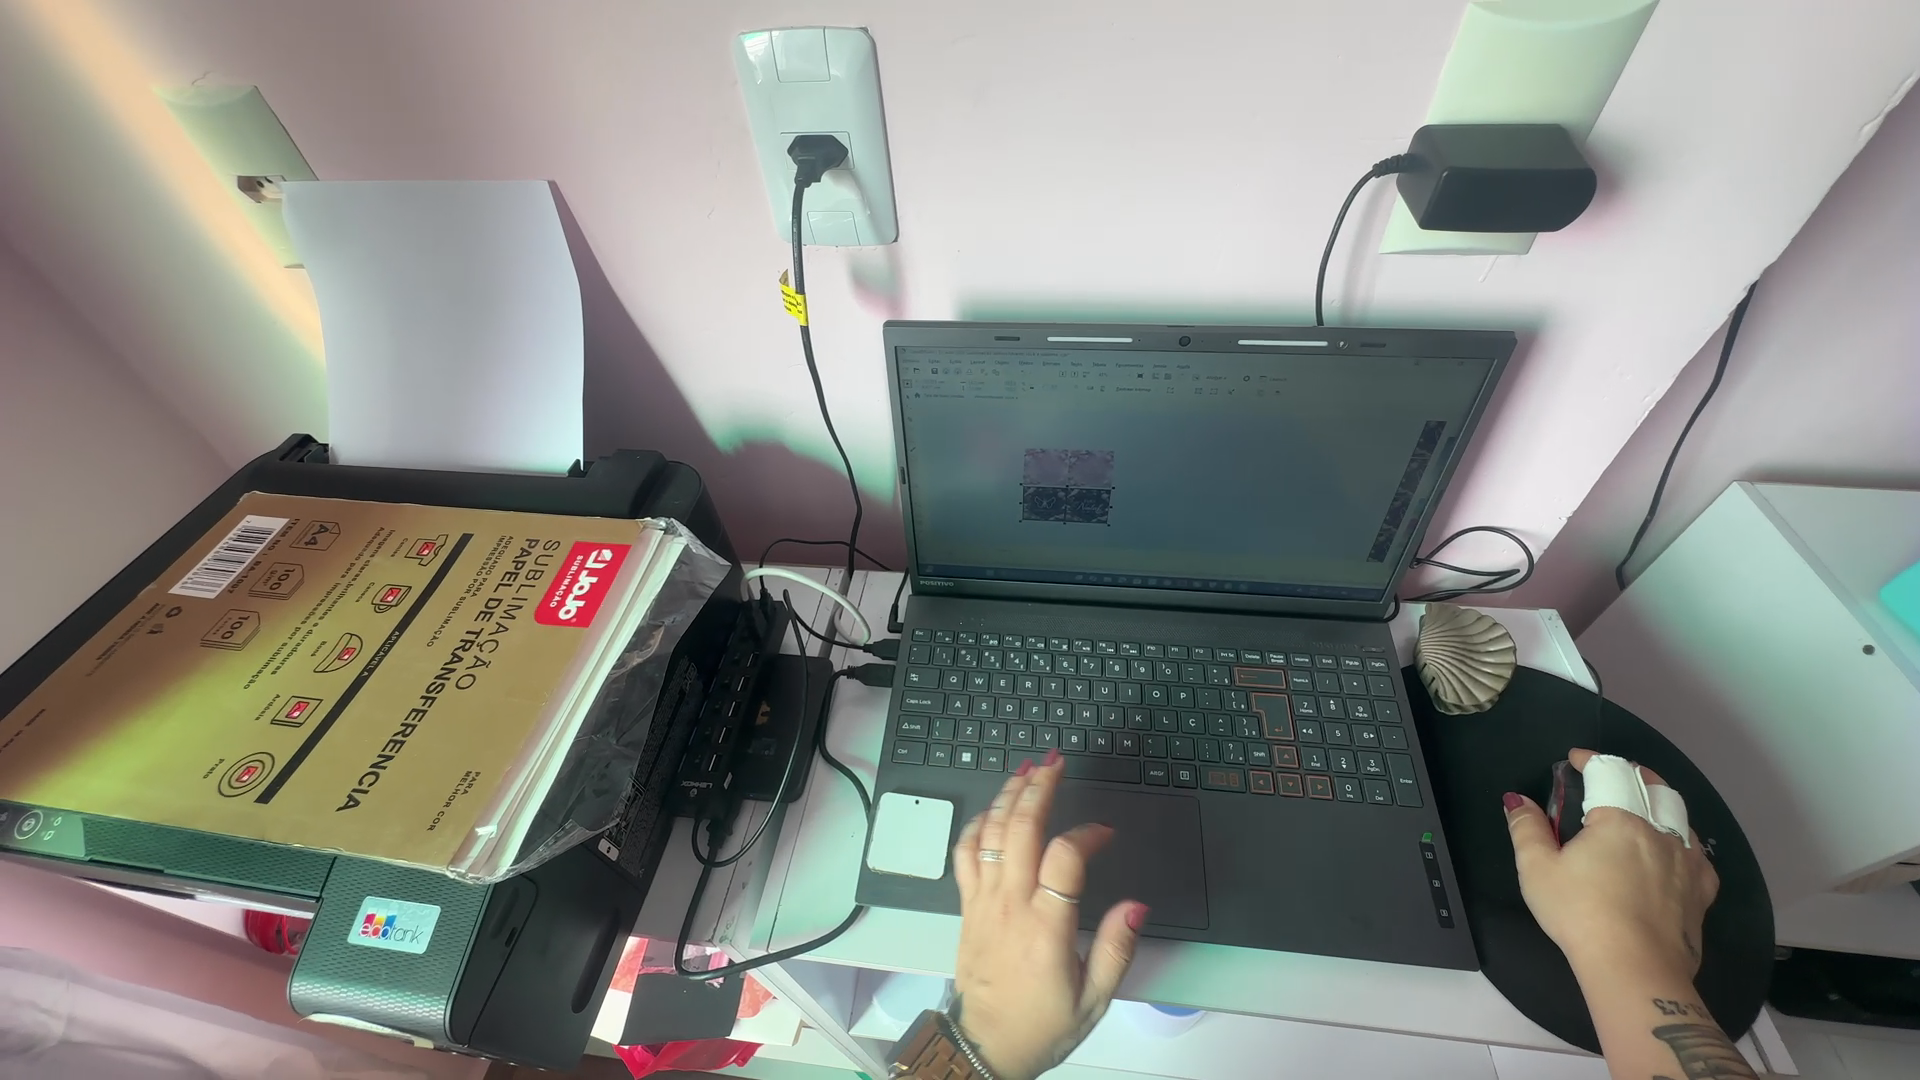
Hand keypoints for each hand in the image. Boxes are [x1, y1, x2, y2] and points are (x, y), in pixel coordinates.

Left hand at [949, 751, 1148, 1079]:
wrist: (985, 1045)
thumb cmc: (1041, 1023)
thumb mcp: (1093, 999)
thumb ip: (1116, 949)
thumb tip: (1136, 905)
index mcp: (1046, 927)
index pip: (1066, 859)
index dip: (1087, 835)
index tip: (1104, 832)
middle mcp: (1010, 904)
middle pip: (1021, 829)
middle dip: (1039, 788)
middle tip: (1055, 762)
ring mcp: (983, 899)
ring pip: (990, 832)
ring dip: (1008, 795)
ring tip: (1026, 769)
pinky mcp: (967, 902)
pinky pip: (964, 852)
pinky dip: (977, 823)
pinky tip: (992, 807)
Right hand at [1503, 748, 1718, 987]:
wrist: (1635, 969)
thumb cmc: (1579, 911)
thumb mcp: (1536, 866)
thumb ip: (1527, 827)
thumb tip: (1517, 800)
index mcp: (1621, 820)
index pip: (1610, 772)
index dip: (1590, 759)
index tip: (1574, 758)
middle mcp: (1662, 834)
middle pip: (1656, 787)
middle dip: (1631, 772)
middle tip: (1607, 773)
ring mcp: (1688, 864)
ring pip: (1681, 816)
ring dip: (1658, 800)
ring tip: (1637, 805)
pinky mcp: (1702, 892)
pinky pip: (1695, 850)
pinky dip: (1678, 835)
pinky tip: (1665, 847)